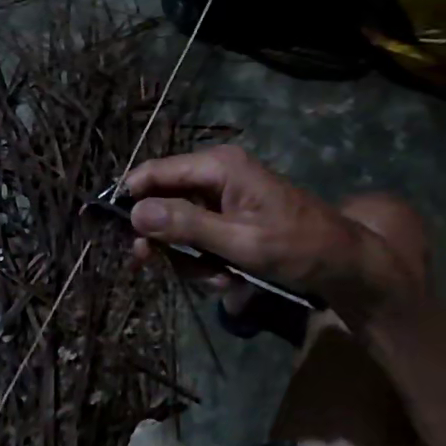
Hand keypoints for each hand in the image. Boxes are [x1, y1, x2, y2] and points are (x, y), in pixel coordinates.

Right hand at [123, 145, 430, 315]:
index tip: (101, 221)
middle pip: (163, 200)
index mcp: (219, 167)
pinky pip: (200, 237)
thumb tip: (136, 213)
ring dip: (189, 257)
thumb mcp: (239, 241)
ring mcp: (224, 197)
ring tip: (218, 278)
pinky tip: (229, 278)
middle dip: (161, 237)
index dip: (127, 195)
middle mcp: (217, 175)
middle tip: (146, 264)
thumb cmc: (297, 246)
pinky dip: (207, 260)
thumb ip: (186, 226)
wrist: (344, 263)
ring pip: (179, 225)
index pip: (156, 172)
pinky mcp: (230, 217)